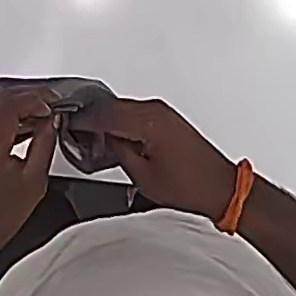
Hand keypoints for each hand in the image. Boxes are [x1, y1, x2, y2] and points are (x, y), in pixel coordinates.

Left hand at [0, 87, 57, 265]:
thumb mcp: (33, 182)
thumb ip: (44, 146)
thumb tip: (51, 124)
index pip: (12, 102)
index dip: (36, 98)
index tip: (53, 103)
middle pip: (3, 98)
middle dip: (30, 95)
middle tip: (51, 101)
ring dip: (21, 104)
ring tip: (44, 113)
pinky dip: (12, 116)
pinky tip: (29, 126)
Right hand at [79, 98, 236, 220]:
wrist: (222, 190)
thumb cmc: (191, 187)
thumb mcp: (144, 176)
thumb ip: (120, 151)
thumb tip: (106, 139)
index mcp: (148, 122)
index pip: (106, 114)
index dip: (85, 120)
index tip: (72, 123)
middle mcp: (155, 110)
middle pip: (113, 106)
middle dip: (95, 116)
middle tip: (79, 128)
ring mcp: (163, 111)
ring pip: (124, 107)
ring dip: (109, 117)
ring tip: (96, 133)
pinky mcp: (168, 116)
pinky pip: (137, 111)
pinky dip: (123, 118)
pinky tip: (118, 133)